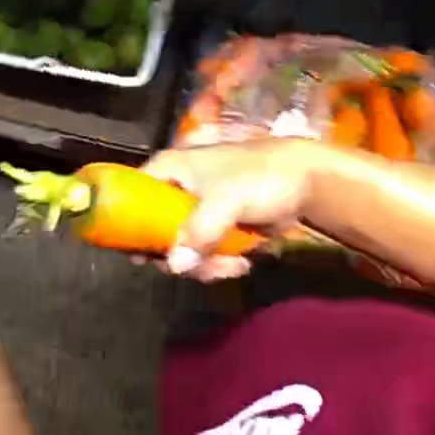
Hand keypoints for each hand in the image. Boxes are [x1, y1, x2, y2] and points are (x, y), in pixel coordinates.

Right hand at [139, 139, 340, 281]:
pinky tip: (241, 261)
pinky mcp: (214, 228)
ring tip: (234, 264)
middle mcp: (174, 189)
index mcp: (168, 169)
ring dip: (205, 264)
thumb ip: (201, 230)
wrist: (306, 180)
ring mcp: (194, 211)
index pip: (129, 194)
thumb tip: (174, 266)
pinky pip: (202, 254)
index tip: (142, 255)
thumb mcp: (229, 199)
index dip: (127, 224)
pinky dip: (218, 264)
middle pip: (153, 231)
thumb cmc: (262, 177)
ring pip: (180, 248)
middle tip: (205, 265)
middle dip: (180, 256)